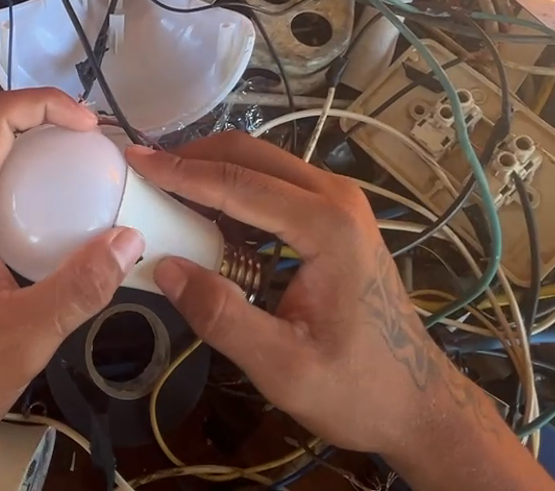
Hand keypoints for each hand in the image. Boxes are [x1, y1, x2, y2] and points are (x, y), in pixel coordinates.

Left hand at [0, 89, 143, 490]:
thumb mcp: (24, 337)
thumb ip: (79, 289)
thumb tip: (130, 240)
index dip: (45, 104)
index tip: (90, 127)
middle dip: (44, 116)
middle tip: (94, 142)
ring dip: (32, 144)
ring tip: (80, 167)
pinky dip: (21, 176)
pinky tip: (51, 213)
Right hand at [127, 133, 554, 489]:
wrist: (420, 400)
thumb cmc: (358, 388)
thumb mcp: (283, 368)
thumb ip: (223, 317)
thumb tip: (165, 267)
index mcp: (325, 225)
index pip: (238, 181)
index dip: (180, 170)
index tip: (133, 158)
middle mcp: (334, 195)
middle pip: (249, 153)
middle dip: (192, 157)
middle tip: (142, 170)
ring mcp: (338, 198)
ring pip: (260, 159)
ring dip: (210, 167)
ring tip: (163, 187)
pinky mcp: (334, 211)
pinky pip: (272, 180)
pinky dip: (232, 185)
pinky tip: (204, 210)